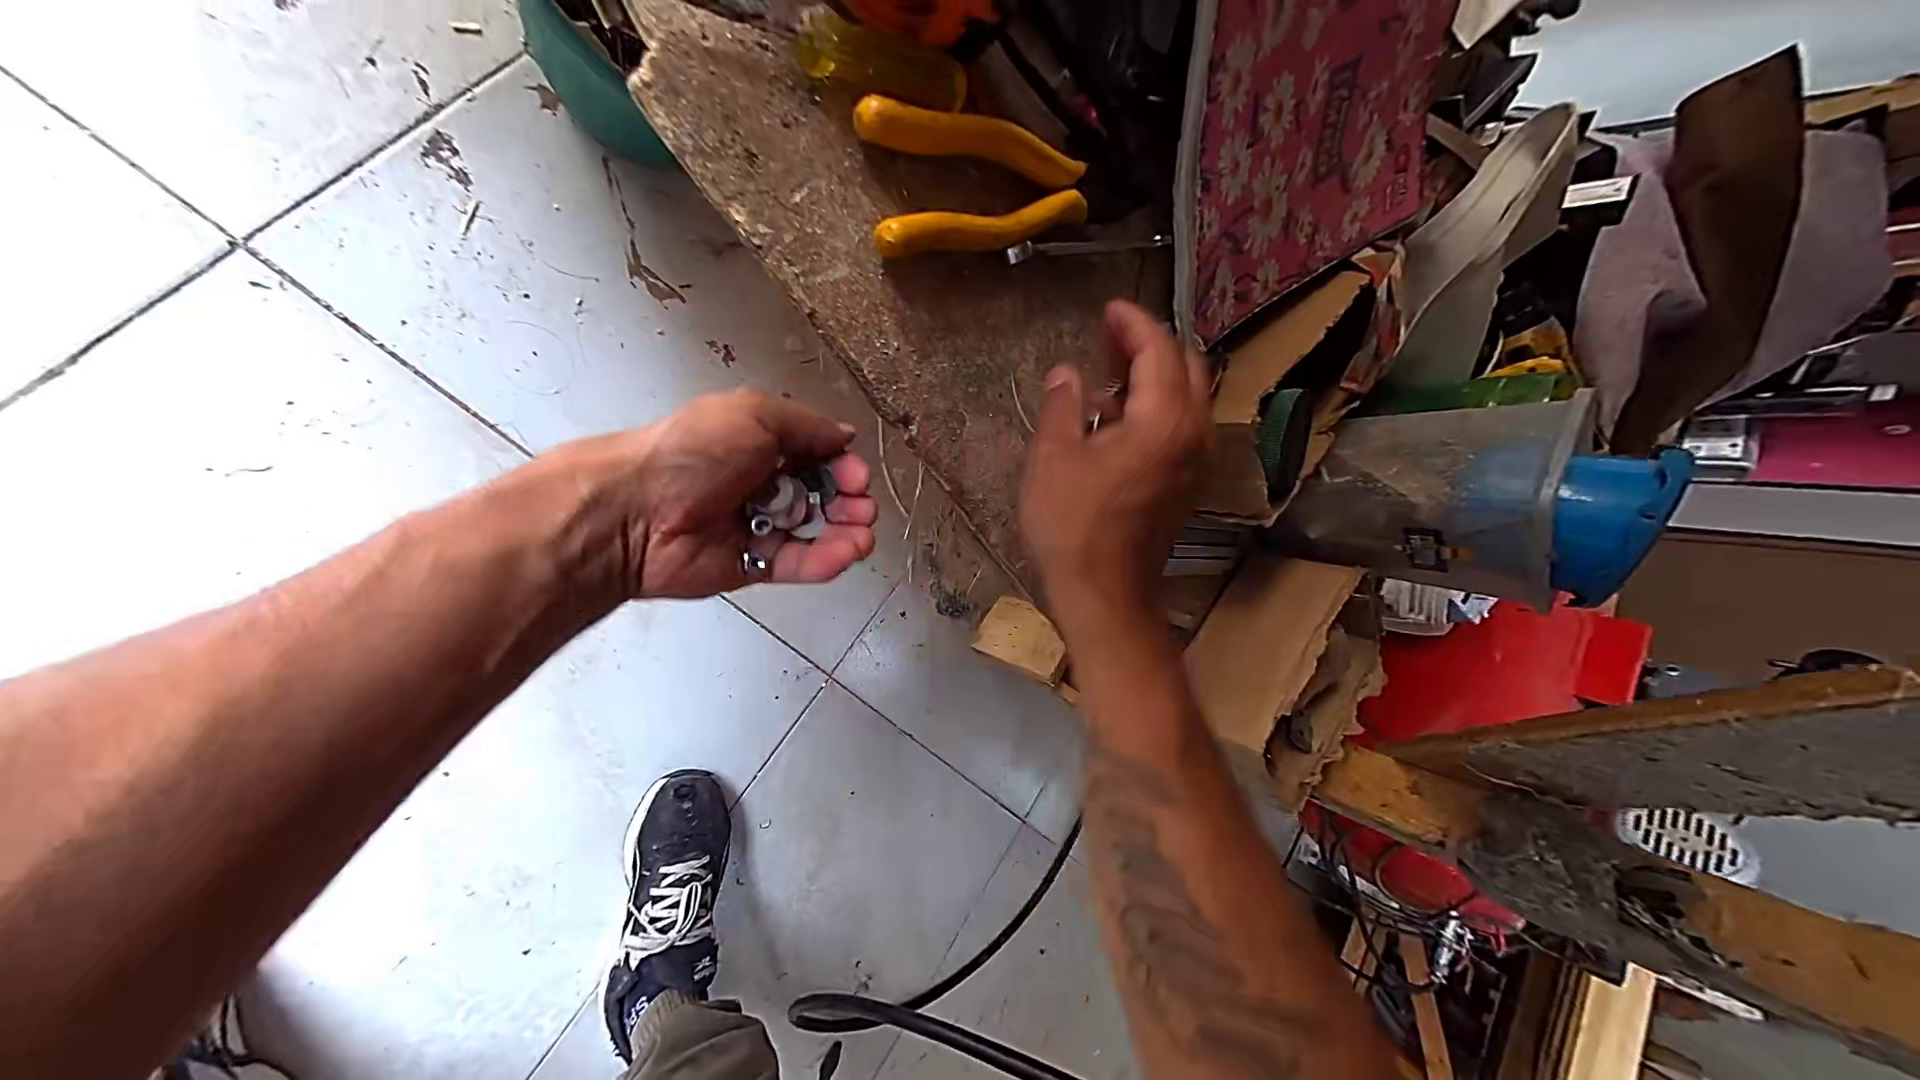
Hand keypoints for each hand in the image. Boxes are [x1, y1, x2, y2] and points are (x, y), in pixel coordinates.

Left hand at [537, 389, 878, 599]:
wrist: (636, 512)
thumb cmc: (688, 454)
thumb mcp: (754, 414)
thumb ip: (808, 426)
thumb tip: (844, 435)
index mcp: (759, 443)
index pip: (818, 455)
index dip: (842, 465)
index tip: (855, 473)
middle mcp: (761, 484)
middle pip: (823, 495)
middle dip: (850, 500)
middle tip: (860, 505)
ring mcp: (758, 527)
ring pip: (817, 532)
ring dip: (848, 531)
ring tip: (862, 531)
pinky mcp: (754, 566)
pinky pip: (800, 564)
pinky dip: (828, 559)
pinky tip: (848, 550)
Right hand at [1020, 301, 1212, 626]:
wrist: (1104, 593)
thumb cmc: (1072, 526)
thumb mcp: (1053, 457)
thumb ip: (1062, 405)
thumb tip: (1064, 373)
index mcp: (1163, 420)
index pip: (1158, 350)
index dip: (1133, 323)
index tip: (1109, 309)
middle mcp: (1192, 434)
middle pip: (1185, 367)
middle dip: (1150, 344)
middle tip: (1109, 338)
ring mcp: (1195, 461)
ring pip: (1188, 397)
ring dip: (1156, 376)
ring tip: (1111, 374)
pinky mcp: (1187, 484)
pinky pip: (1183, 426)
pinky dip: (1159, 407)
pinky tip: (1120, 419)